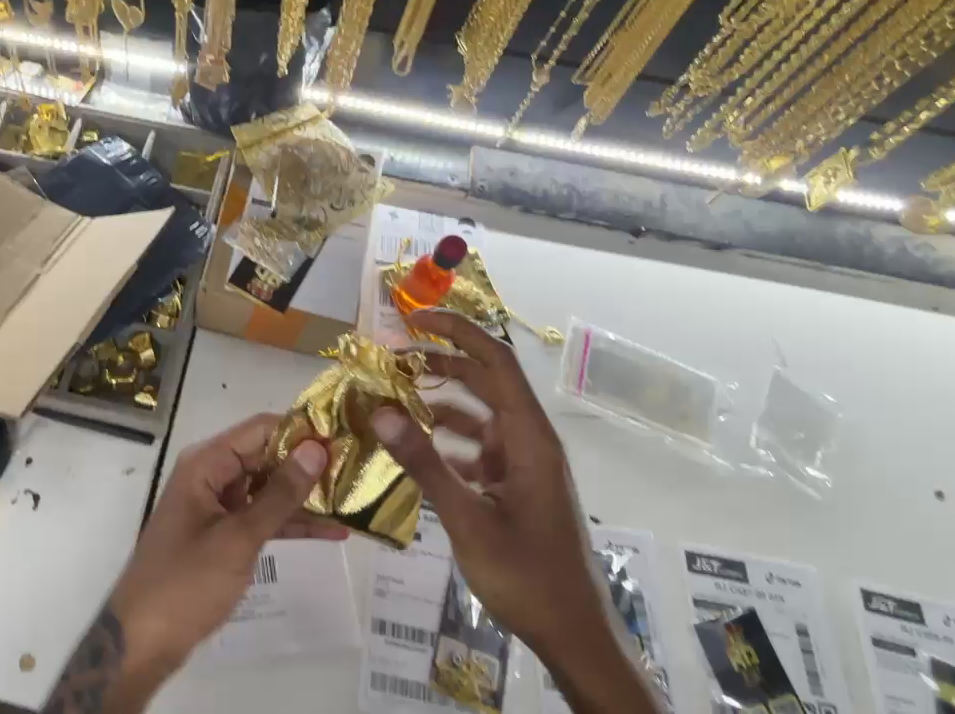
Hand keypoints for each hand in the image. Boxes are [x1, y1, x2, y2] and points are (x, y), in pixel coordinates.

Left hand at [46, 415, 337, 713]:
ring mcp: (217, 505)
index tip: (345, 436)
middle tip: (360, 467)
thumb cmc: (185, 582)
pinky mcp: (223, 533)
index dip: (301, 430)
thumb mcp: (238, 538)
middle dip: (309, 463)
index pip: (261, 429)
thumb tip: (315, 449)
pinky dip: (292, 523)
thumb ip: (279, 495)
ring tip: (355, 496)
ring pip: (268, 487)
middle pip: (267, 455)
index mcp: (206, 463)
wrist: (143, 641)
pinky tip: (333, 530)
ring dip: (306, 495)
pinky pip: (262, 516)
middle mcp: (211, 475)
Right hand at [371, 310, 662, 713]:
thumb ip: (425, 463)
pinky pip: (480, 449)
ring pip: (481, 416)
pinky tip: (418, 450)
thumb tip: (381, 411)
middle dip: (444, 361)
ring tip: (398, 396)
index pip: (496, 362)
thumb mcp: (468, 520)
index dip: (458, 332)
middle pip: (487, 382)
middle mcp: (530, 442)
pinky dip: (450, 440)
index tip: (416, 319)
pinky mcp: (517, 488)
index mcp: (529, 438)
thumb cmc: (527, 576)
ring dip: (444, 401)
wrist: (573, 635)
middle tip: (395, 355)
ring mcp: (525, 465)